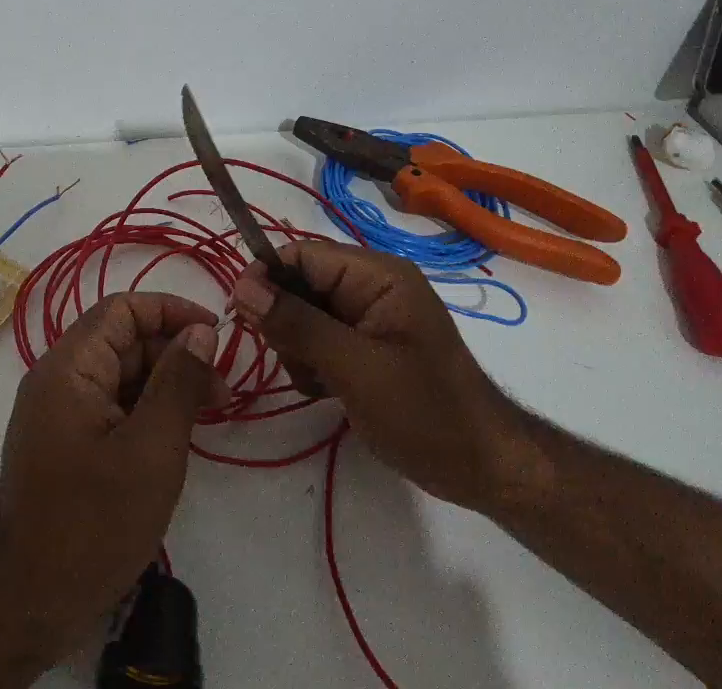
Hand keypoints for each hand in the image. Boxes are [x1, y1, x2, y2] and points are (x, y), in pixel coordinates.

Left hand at [0, 292, 228, 661]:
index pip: (122, 309)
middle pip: (122, 341)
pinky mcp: (65, 445)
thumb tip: (201, 331)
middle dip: (174, 353)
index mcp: (68, 369)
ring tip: (211, 413)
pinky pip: (110, 408)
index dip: (172, 311)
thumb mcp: (152, 449)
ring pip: (119, 376)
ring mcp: (57, 415)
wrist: (30, 601)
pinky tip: (178, 436)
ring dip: (165, 384)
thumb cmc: (94, 523)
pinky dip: (146, 412)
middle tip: (224, 389)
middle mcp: (56, 381)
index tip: (218, 335)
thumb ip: (179, 382)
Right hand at [231, 242, 539, 512]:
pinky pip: (317, 340)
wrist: (480, 466)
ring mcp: (369, 318)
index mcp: (379, 275)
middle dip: (285, 323)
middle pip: (299, 284)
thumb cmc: (424, 412)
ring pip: (301, 315)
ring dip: (297, 349)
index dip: (267, 278)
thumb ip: (297, 323)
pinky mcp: (365, 346)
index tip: (241, 317)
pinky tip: (327, 391)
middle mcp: (372, 287)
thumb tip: (242, 286)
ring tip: (321, 383)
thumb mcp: (355, 367)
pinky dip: (311, 364)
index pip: (302, 254)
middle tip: (301, 362)